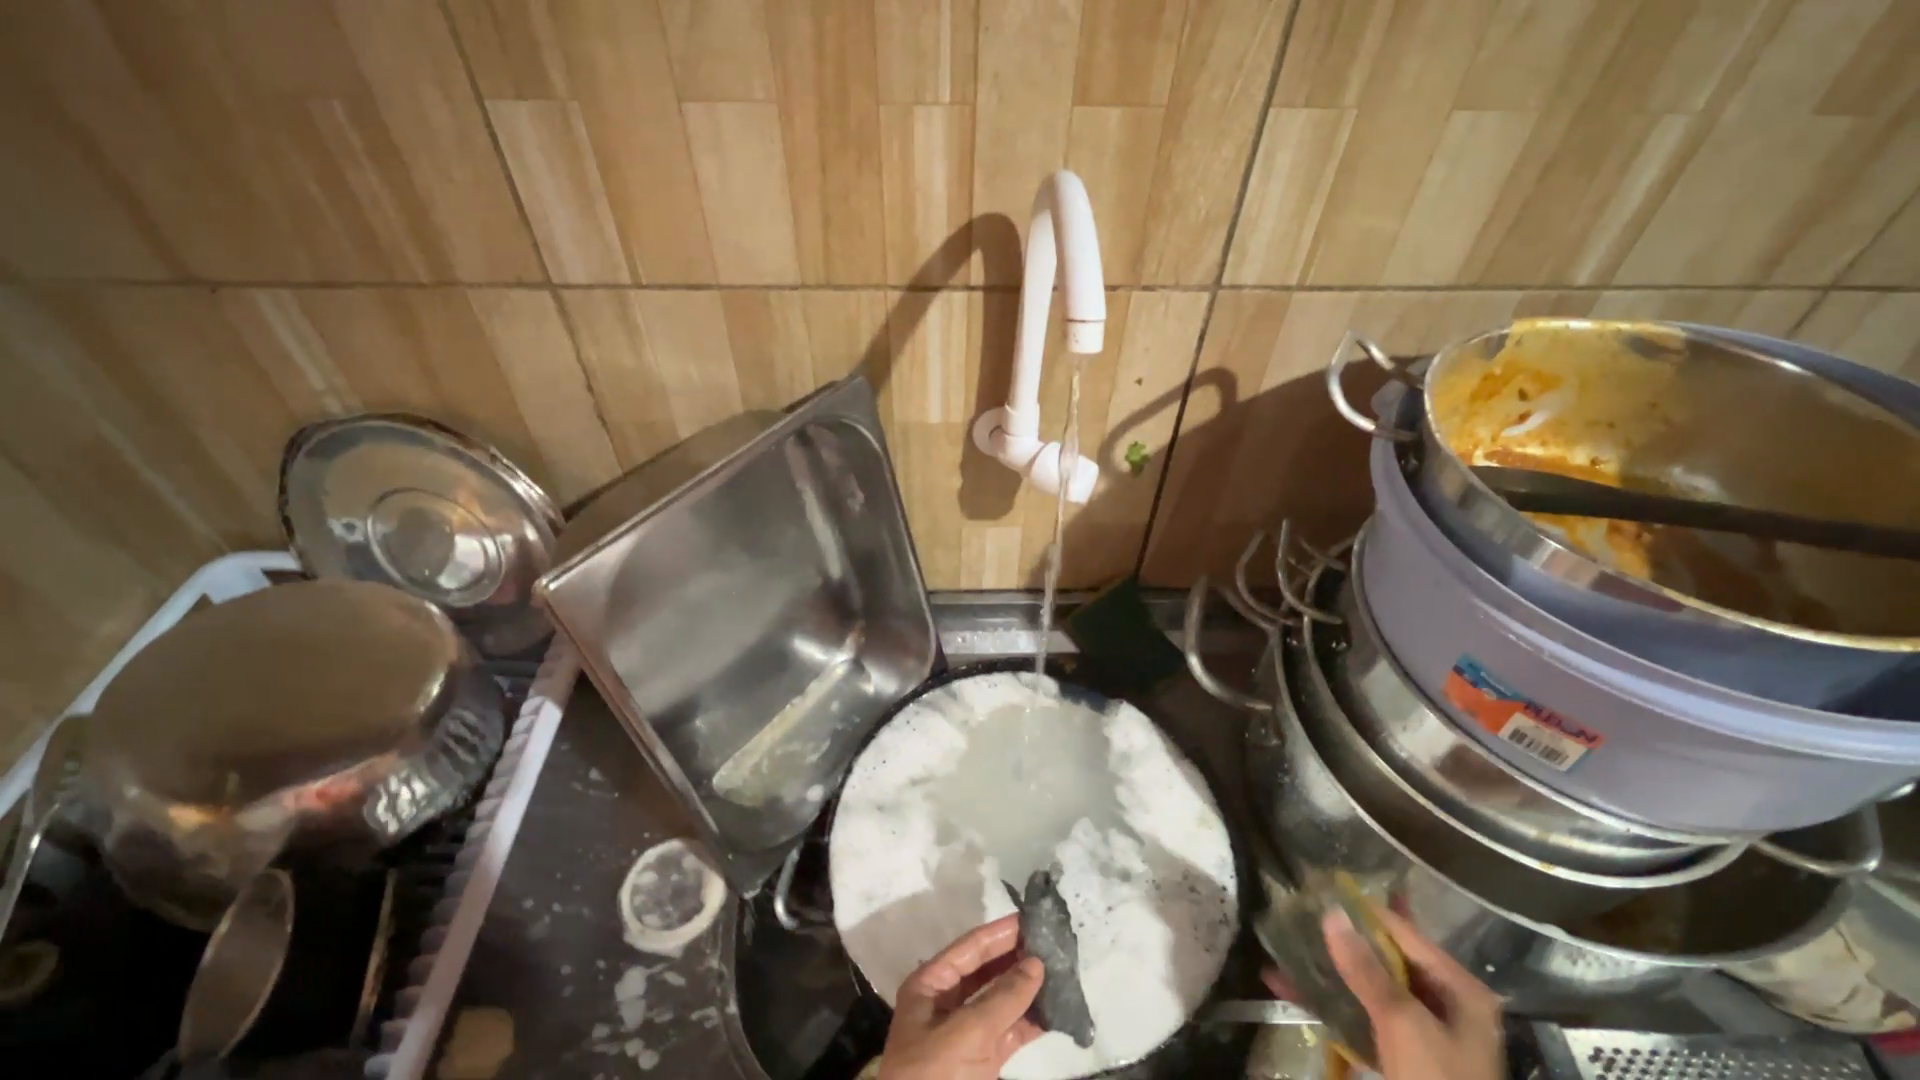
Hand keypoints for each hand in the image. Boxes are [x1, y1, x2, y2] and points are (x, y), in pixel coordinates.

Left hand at [879, 915, 1045, 1079]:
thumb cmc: (934, 1075)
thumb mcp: (965, 1033)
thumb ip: (1002, 997)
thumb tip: (1036, 962)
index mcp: (929, 986)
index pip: (969, 948)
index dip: (1000, 932)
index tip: (1033, 916)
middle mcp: (946, 1003)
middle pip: (986, 971)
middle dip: (1018, 958)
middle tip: (1055, 941)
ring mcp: (965, 1033)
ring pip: (1002, 1001)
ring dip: (1029, 989)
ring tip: (1063, 970)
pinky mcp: (982, 1060)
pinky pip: (1010, 1031)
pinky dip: (1032, 1021)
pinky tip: (1057, 1010)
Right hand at [1263, 908, 1502, 1079]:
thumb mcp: (1402, 1023)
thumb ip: (1365, 968)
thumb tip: (1331, 913)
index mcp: (1460, 991)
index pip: (1407, 936)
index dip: (1366, 913)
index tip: (1324, 889)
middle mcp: (1445, 1007)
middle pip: (1388, 962)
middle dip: (1343, 941)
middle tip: (1301, 914)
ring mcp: (1423, 1036)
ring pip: (1369, 991)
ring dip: (1329, 972)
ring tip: (1287, 947)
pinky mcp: (1400, 1061)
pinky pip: (1361, 1021)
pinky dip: (1330, 1006)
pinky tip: (1289, 990)